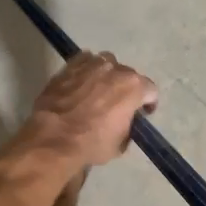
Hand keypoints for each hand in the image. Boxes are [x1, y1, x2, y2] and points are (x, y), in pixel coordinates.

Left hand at [15, 52, 158, 166]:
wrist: (55, 136)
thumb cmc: (92, 142)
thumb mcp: (120, 144)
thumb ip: (128, 126)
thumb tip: (124, 121)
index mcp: (133, 87)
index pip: (150, 90)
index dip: (148, 103)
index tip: (142, 113)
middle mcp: (116, 69)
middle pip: (128, 75)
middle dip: (126, 88)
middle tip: (118, 104)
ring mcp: (92, 63)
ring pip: (107, 64)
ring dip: (107, 75)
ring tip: (99, 90)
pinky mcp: (71, 64)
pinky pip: (85, 61)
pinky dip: (87, 70)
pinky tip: (82, 82)